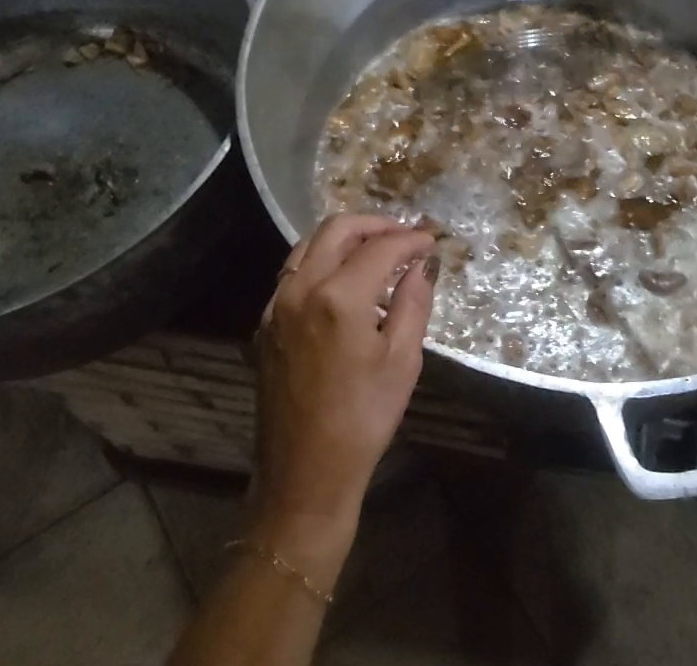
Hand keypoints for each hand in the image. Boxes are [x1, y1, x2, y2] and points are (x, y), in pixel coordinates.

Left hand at [253, 214, 436, 529]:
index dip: (410, 239)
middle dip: (374, 225)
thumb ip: (414, 303)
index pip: (380, 247)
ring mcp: (276, 306)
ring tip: (375, 252)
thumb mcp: (403, 360)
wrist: (305, 472)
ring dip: (344, 240)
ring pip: (307, 247)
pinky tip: (344, 282)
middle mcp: (300, 290)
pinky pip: (292, 274)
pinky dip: (320, 263)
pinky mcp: (265, 325)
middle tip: (404, 236)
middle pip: (336, 230)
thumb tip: (421, 267)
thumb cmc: (364, 419)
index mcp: (338, 297)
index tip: (431, 241)